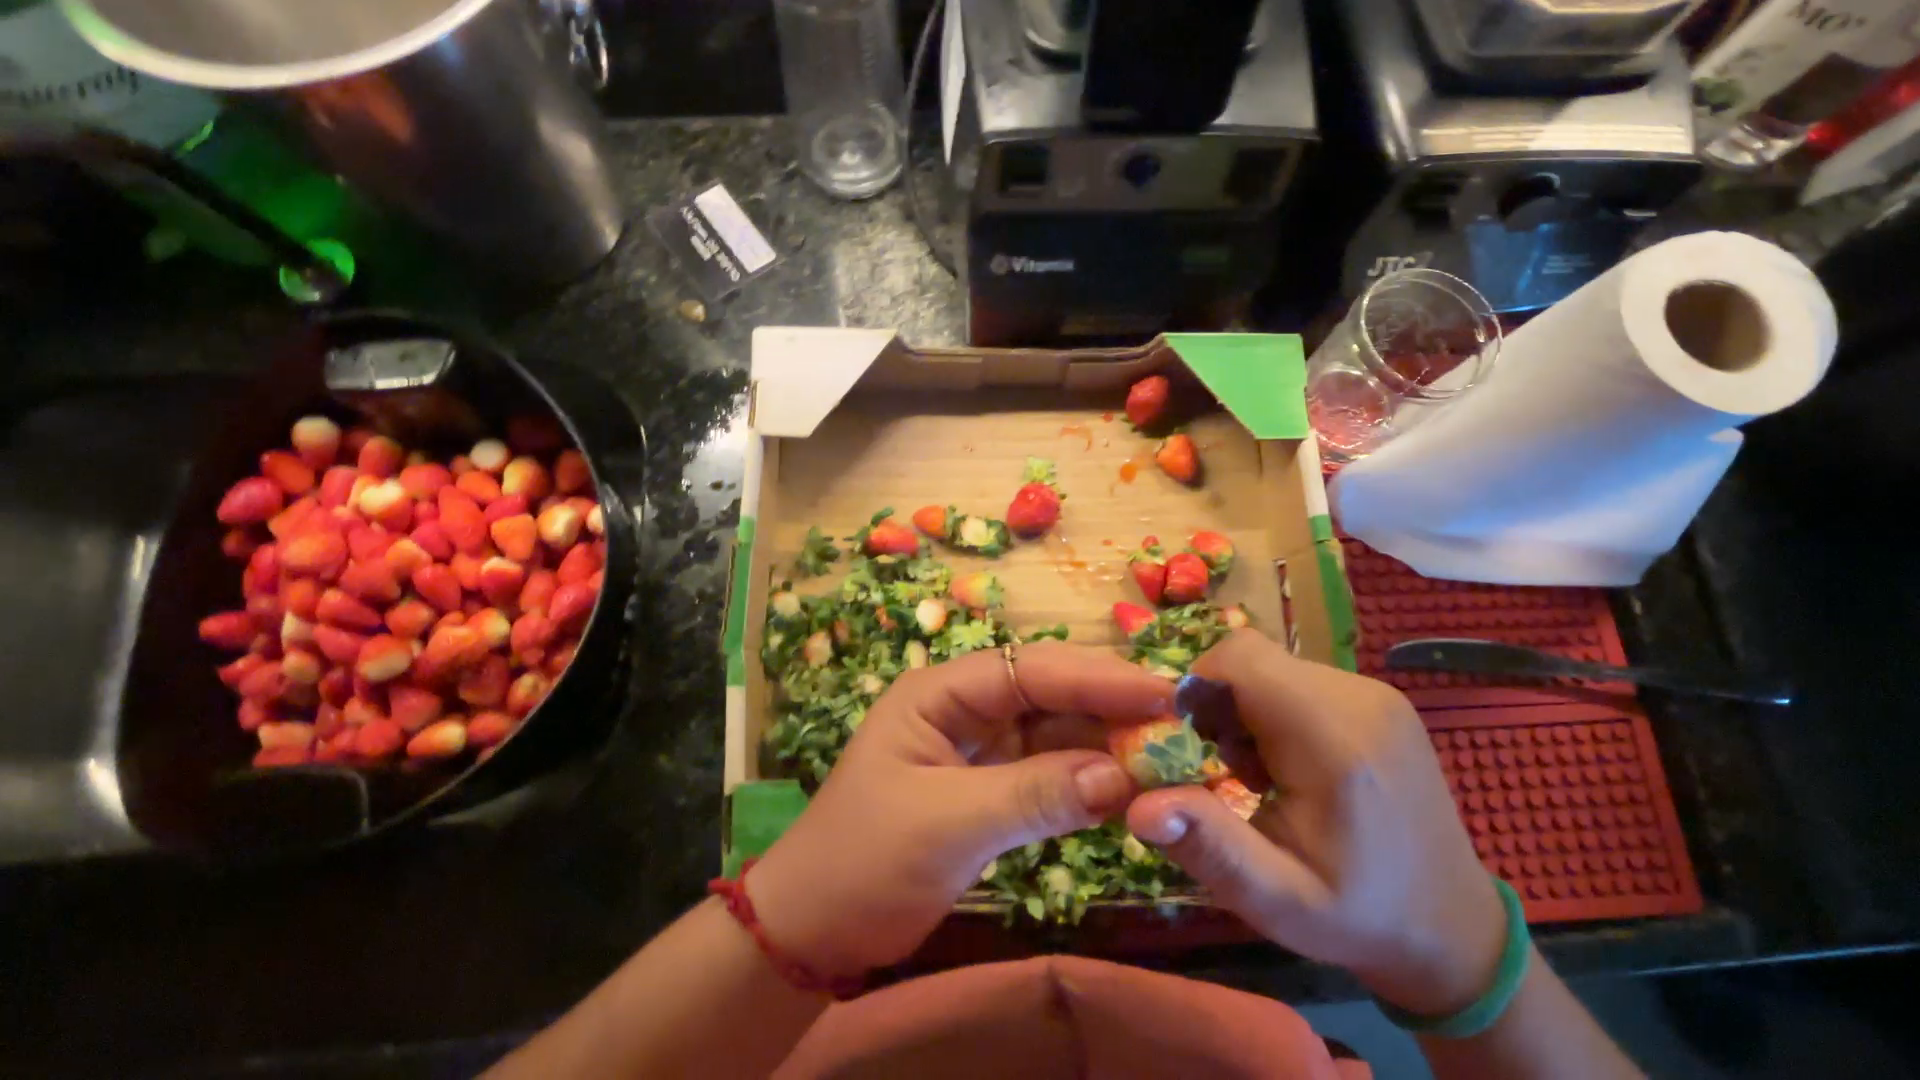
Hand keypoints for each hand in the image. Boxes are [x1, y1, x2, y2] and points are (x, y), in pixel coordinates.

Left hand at [748, 643, 1173, 977]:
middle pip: (1049, 695)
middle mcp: (963, 710)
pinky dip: (1088, 783)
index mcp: (938, 693)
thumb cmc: (865, 861)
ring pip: (1056, 735)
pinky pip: (1050, 776)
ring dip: (1107, 746)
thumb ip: (1033, 795)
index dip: (1097, 678)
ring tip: (1170, 757)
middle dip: (1110, 707)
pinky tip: (1130, 790)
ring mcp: (980, 752)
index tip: (1162, 693)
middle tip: (1180, 724)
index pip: (1029, 670)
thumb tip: (1122, 776)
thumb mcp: (947, 823)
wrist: (815, 929)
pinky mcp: (991, 794)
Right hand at [1126, 630, 1506, 1017]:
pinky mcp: (1381, 700)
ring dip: (1244, 711)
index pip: (1238, 659)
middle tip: (1222, 772)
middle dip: (1216, 706)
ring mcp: (1377, 694)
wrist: (1452, 927)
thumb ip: (1209, 846)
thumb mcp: (1274, 900)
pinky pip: (1300, 680)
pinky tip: (1289, 768)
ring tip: (1258, 777)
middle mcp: (1360, 698)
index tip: (1187, 750)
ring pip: (1273, 667)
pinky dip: (1274, 712)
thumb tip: (1137, 806)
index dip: (1193, 690)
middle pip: (1251, 659)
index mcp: (1334, 740)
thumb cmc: (1357, 916)